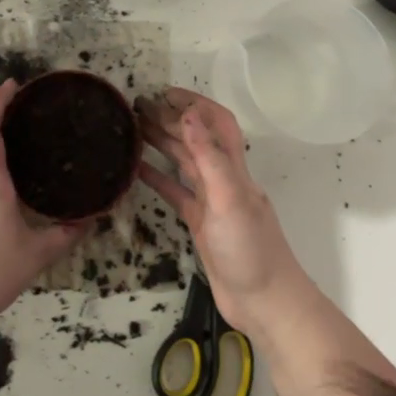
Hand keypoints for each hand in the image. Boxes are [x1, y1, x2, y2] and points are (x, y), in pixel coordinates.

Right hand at [135, 88, 315, 335]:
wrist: (263, 302)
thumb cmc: (250, 249)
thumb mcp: (229, 198)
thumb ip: (209, 157)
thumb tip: (189, 114)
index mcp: (234, 168)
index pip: (217, 123)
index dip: (194, 103)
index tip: (163, 93)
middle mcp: (223, 178)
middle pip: (196, 139)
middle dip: (171, 119)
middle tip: (137, 107)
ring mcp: (211, 201)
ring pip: (184, 162)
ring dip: (162, 143)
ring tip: (132, 129)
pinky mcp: (200, 223)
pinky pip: (176, 192)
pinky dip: (157, 178)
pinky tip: (136, 170)